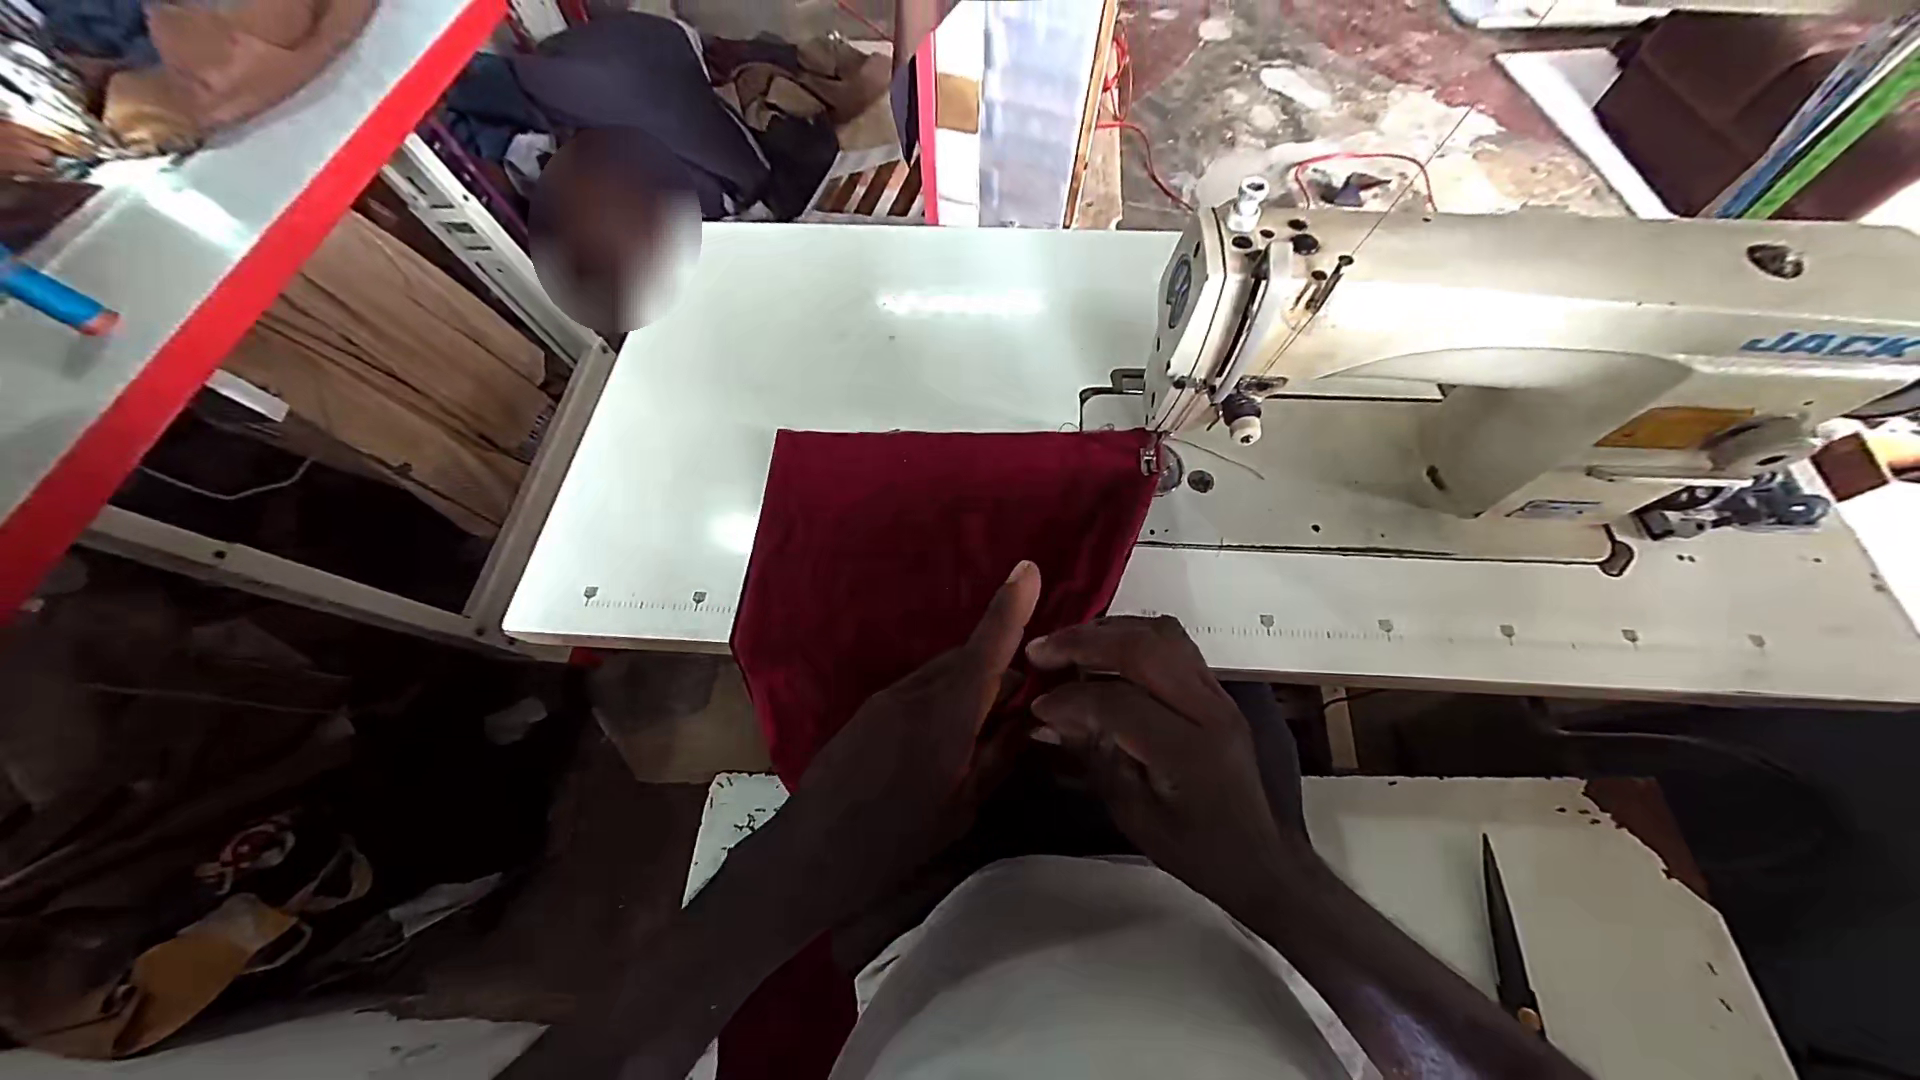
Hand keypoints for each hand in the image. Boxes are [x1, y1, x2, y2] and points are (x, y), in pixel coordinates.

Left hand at [768, 559, 1042, 927]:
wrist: (817, 846)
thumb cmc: (901, 836)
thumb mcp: (963, 805)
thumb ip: (997, 754)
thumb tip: (1025, 718)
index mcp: (949, 715)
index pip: (987, 650)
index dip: (1010, 608)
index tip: (1027, 569)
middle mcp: (918, 691)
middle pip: (968, 659)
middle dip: (998, 669)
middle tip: (1019, 702)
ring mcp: (889, 695)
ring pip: (942, 672)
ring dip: (968, 685)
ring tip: (980, 726)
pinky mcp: (871, 705)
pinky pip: (919, 686)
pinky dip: (942, 695)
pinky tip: (940, 734)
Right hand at [1027, 615, 1302, 908]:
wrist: (1261, 857)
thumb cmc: (1195, 849)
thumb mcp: (1133, 815)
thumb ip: (1093, 758)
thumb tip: (1046, 719)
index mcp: (1189, 752)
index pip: (1119, 702)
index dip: (1070, 699)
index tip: (1037, 707)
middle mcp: (1209, 710)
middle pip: (1143, 649)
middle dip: (1083, 642)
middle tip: (1040, 650)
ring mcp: (1218, 692)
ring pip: (1160, 633)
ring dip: (1107, 631)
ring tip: (1067, 643)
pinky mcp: (1216, 687)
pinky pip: (1172, 642)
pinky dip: (1130, 635)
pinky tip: (1102, 648)